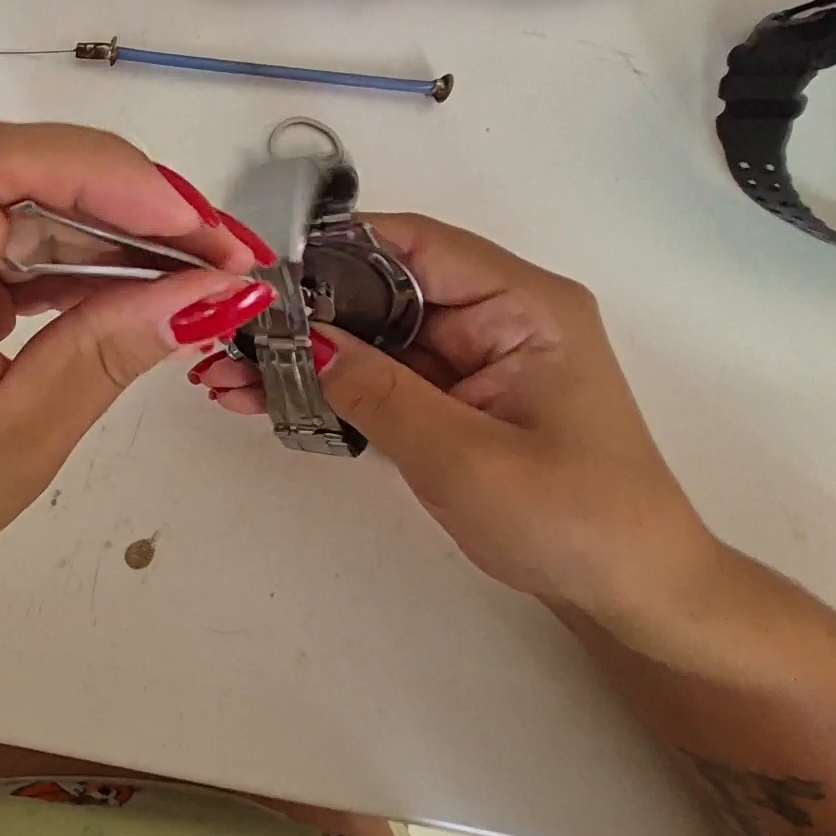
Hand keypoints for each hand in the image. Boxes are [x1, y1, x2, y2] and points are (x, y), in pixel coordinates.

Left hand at [0, 120, 266, 628]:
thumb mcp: (18, 447)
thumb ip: (103, 356)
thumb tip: (211, 292)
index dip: (92, 170)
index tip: (185, 221)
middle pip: (5, 177)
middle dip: (122, 198)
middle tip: (219, 252)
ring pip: (10, 203)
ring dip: (107, 225)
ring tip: (195, 271)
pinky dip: (70, 254)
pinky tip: (132, 283)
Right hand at [196, 213, 716, 615]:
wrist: (614, 588)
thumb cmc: (570, 516)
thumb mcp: (464, 453)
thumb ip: (377, 390)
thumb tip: (299, 338)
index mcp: (519, 307)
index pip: (414, 247)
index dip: (334, 248)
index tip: (258, 270)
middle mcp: (482, 319)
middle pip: (371, 292)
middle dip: (294, 313)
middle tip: (222, 334)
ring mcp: (452, 360)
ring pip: (353, 338)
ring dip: (289, 356)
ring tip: (221, 377)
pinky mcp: (428, 397)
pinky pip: (356, 379)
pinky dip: (308, 389)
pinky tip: (251, 399)